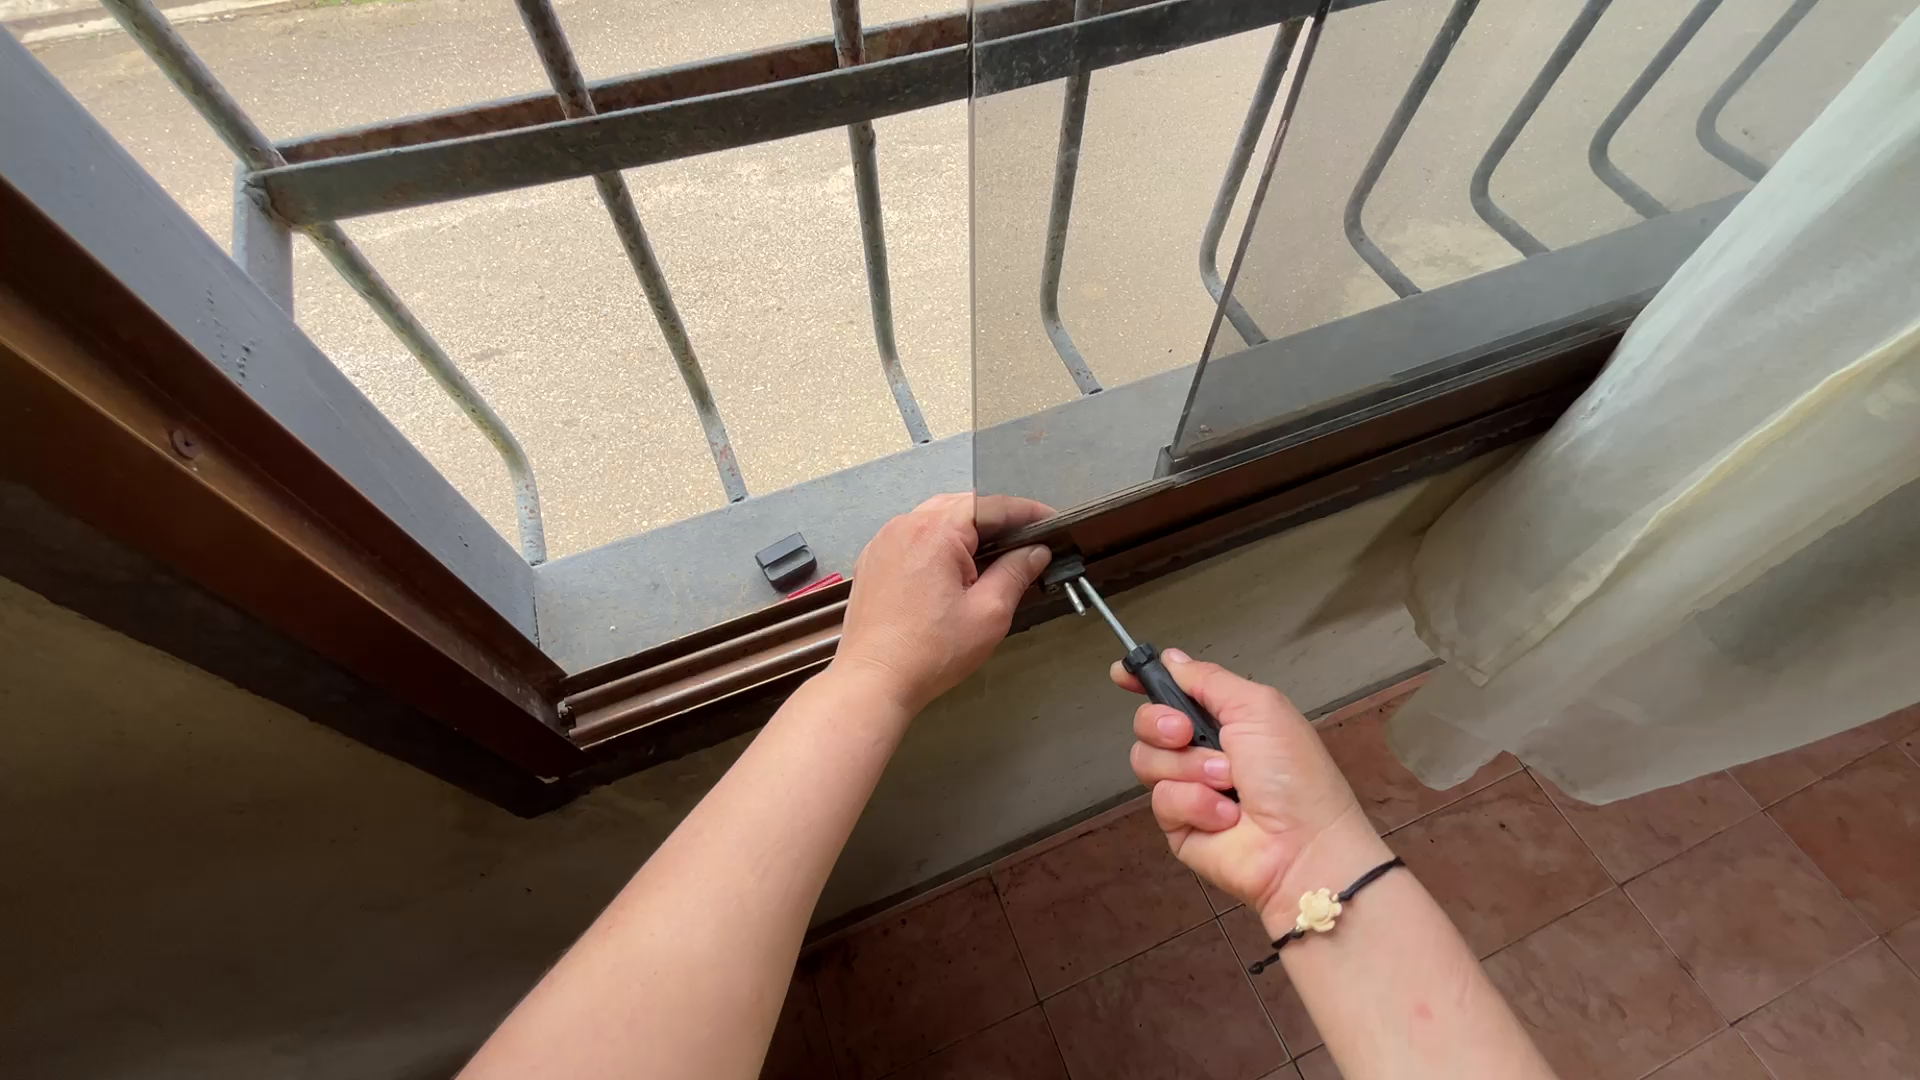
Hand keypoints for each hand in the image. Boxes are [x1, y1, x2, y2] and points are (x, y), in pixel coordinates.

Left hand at [834, 493, 1054, 713]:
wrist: (873, 679)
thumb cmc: (927, 652)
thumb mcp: (989, 612)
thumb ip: (1016, 573)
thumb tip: (1035, 551)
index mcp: (936, 531)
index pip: (992, 505)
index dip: (1027, 512)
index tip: (1048, 521)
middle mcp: (906, 526)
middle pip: (963, 506)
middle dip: (997, 519)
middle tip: (1026, 539)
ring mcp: (885, 541)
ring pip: (936, 517)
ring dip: (966, 529)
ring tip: (993, 553)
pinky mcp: (874, 559)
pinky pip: (913, 535)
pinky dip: (937, 542)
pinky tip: (953, 567)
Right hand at [1114, 652, 1381, 931]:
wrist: (1303, 847)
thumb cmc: (1293, 774)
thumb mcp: (1258, 707)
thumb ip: (1208, 679)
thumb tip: (1172, 657)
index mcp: (1221, 718)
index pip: (1169, 691)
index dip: (1142, 680)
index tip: (1123, 675)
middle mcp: (1199, 749)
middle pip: (1146, 722)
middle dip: (1161, 724)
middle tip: (1187, 733)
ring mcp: (1186, 787)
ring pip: (1147, 760)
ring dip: (1188, 768)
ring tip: (1226, 782)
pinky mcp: (1178, 823)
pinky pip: (1161, 800)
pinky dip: (1194, 803)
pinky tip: (1224, 815)